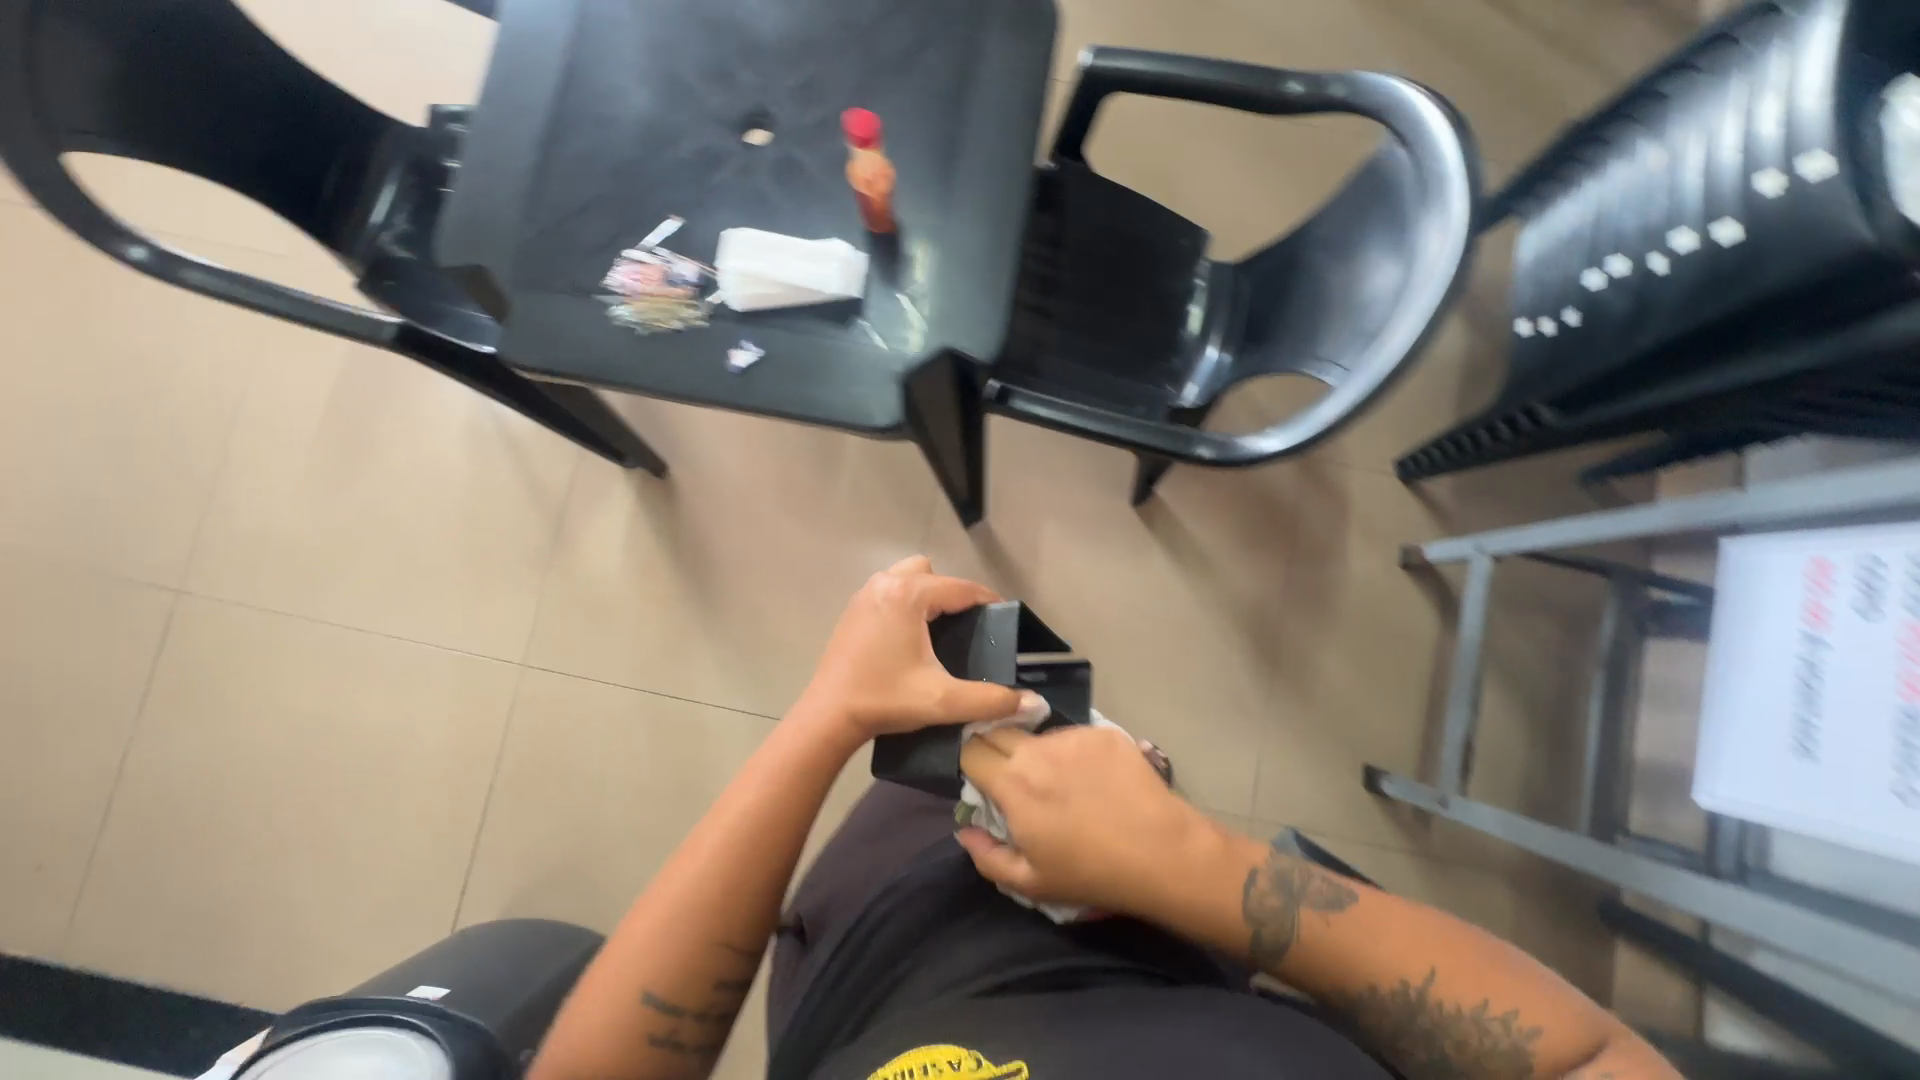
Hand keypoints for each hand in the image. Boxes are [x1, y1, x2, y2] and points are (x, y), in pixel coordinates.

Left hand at [795, 556, 1027, 743]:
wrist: (829, 716)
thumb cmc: (885, 701)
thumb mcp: (943, 701)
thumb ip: (992, 701)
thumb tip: (1033, 704)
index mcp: (908, 595)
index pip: (961, 588)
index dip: (987, 602)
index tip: (1004, 620)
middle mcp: (885, 583)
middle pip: (933, 574)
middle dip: (953, 595)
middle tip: (966, 628)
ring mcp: (865, 593)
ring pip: (909, 577)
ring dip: (926, 595)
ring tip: (938, 630)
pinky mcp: (853, 609)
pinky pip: (890, 590)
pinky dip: (905, 603)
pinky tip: (911, 637)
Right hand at [956, 725, 1222, 921]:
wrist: (1160, 852)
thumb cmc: (1090, 872)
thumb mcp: (1029, 883)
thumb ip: (986, 856)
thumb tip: (965, 830)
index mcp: (1012, 783)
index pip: (970, 750)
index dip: (970, 763)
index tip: (981, 780)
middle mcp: (1037, 750)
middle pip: (997, 730)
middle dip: (996, 748)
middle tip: (1014, 778)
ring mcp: (1073, 737)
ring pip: (1039, 734)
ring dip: (1038, 752)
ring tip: (1064, 782)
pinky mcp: (1104, 732)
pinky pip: (1075, 736)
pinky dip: (1075, 753)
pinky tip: (1095, 779)